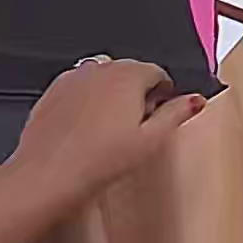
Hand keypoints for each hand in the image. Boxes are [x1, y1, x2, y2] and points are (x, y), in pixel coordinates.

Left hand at [7, 58, 204, 207]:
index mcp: (129, 75)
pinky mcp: (54, 90)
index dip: (163, 96)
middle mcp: (100, 68)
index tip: (158, 115)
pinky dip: (88, 101)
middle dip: (138, 94)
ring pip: (105, 79)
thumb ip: (176, 114)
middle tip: (136, 129)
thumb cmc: (96, 161)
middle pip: (131, 72)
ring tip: (110, 131)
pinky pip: (81, 88)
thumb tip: (195, 100)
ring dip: (112, 95)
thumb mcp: (150, 141)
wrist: (47, 174)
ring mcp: (74, 77)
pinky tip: (87, 130)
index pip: (158, 73)